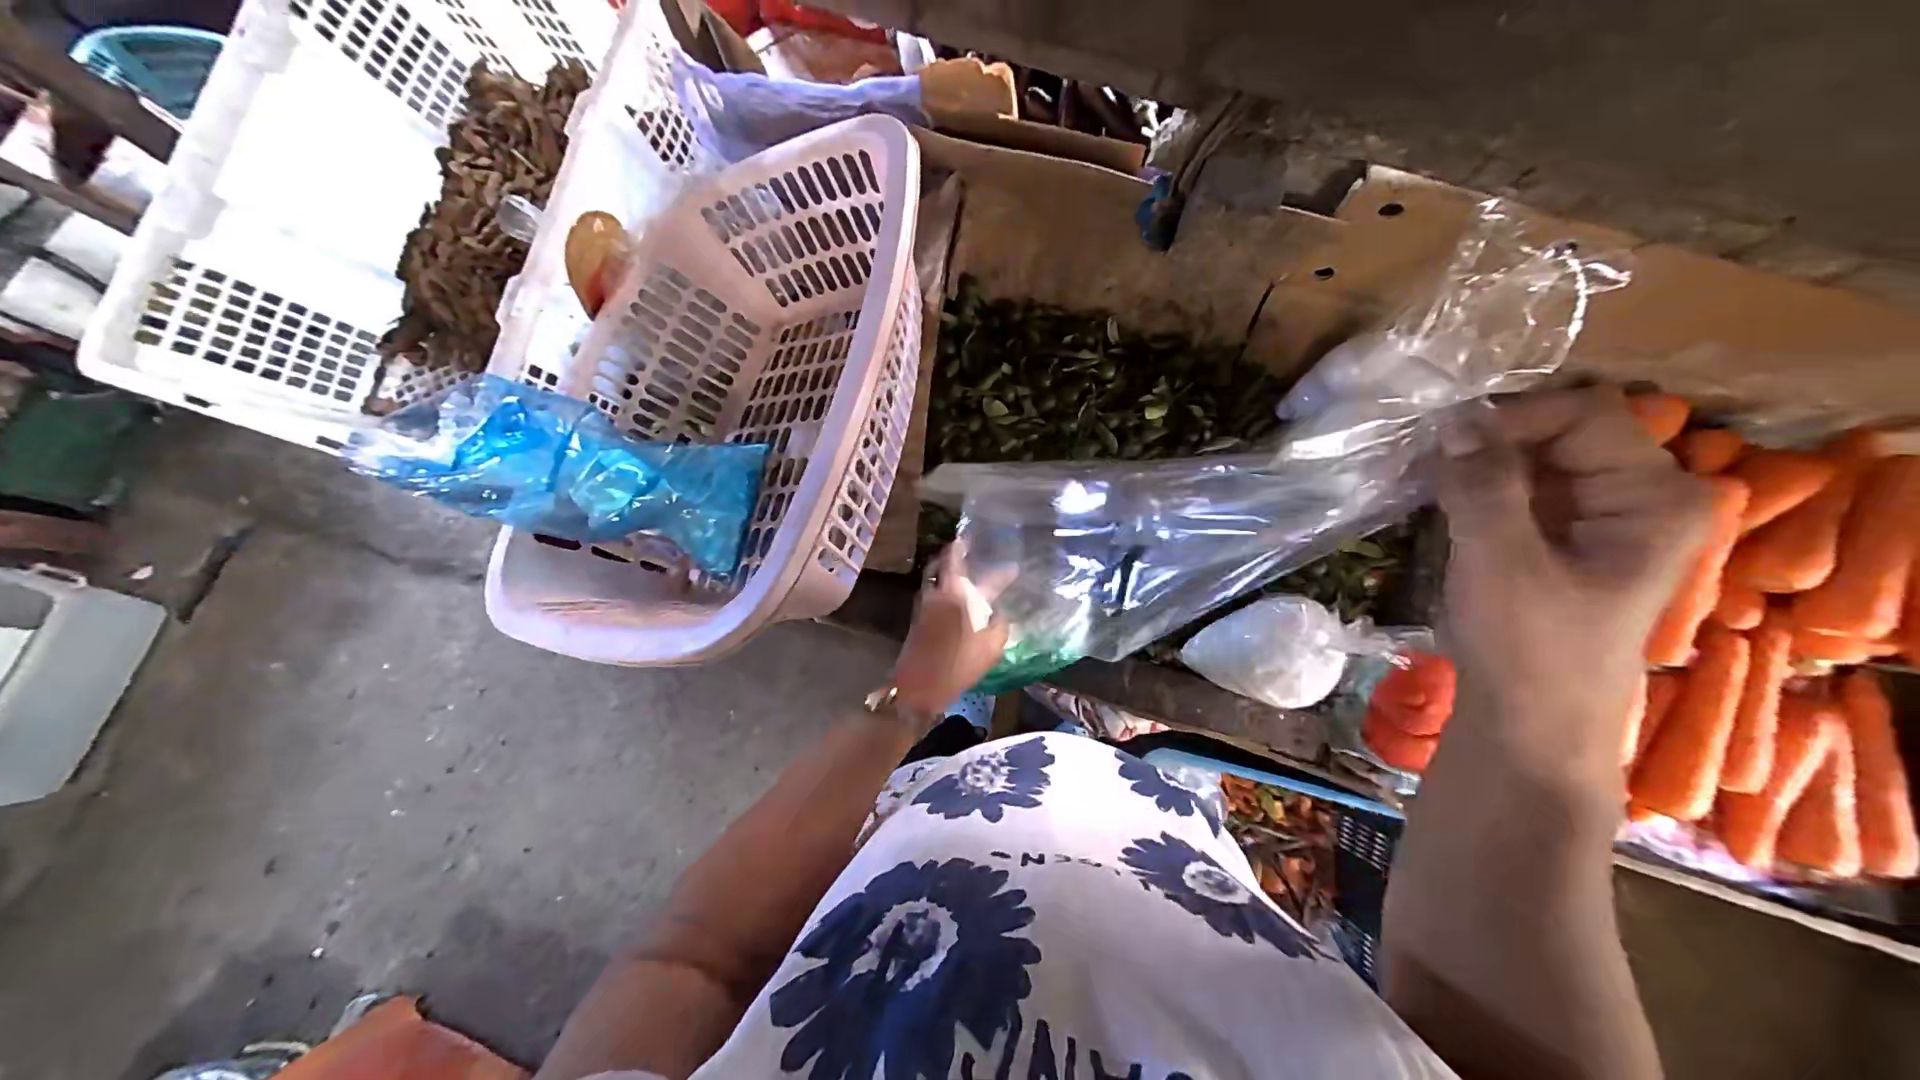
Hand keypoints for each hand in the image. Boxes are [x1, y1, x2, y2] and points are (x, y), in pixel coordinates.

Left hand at [890, 544, 1009, 715]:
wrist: (917, 686)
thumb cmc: (957, 664)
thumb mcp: (990, 648)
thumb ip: (1000, 625)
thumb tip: (1001, 614)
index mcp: (956, 593)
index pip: (961, 561)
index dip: (978, 555)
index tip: (993, 552)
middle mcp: (937, 593)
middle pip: (945, 564)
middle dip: (957, 555)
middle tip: (968, 549)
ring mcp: (924, 605)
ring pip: (936, 578)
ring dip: (949, 571)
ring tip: (964, 571)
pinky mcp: (918, 619)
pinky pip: (933, 593)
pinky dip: (944, 587)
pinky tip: (957, 598)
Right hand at [1436, 386, 1710, 778]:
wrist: (1530, 722)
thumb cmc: (1528, 646)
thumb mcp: (1500, 560)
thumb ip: (1482, 485)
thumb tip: (1454, 419)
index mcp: (1654, 497)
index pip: (1584, 415)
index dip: (1512, 418)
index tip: (1443, 443)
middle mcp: (1639, 496)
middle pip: (1561, 432)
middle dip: (1491, 440)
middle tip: (1425, 461)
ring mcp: (1600, 519)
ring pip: (1536, 460)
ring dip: (1478, 464)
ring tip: (1426, 481)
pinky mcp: (1562, 540)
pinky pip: (1521, 490)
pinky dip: (1479, 488)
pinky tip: (1442, 502)